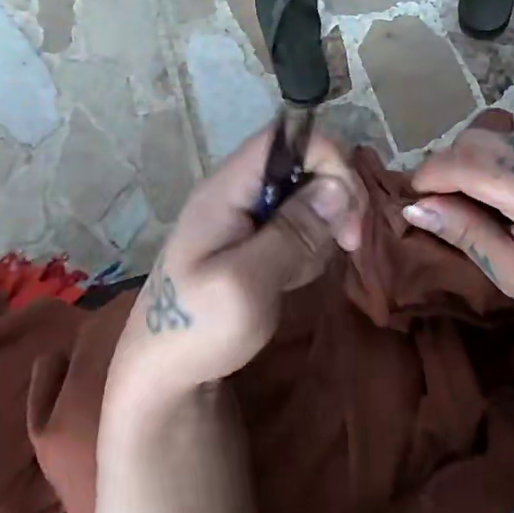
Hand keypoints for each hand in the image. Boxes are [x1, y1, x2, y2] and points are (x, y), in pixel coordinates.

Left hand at [109, 125, 367, 412]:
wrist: (165, 375)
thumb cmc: (197, 330)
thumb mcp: (245, 285)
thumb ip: (291, 234)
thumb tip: (337, 186)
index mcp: (225, 191)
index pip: (283, 138)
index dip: (325, 158)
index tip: (348, 210)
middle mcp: (236, 195)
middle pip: (302, 165)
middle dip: (335, 199)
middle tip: (347, 246)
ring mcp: (244, 221)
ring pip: (306, 200)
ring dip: (323, 231)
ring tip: (300, 274)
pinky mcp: (253, 245)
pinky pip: (298, 230)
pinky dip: (310, 250)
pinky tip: (293, 280)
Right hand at [401, 124, 513, 319]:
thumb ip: (466, 234)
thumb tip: (412, 205)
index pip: (469, 164)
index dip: (430, 177)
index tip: (414, 202)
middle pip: (472, 141)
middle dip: (443, 169)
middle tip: (440, 207)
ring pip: (483, 136)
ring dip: (463, 164)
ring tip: (470, 203)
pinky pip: (502, 139)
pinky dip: (484, 161)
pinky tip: (493, 192)